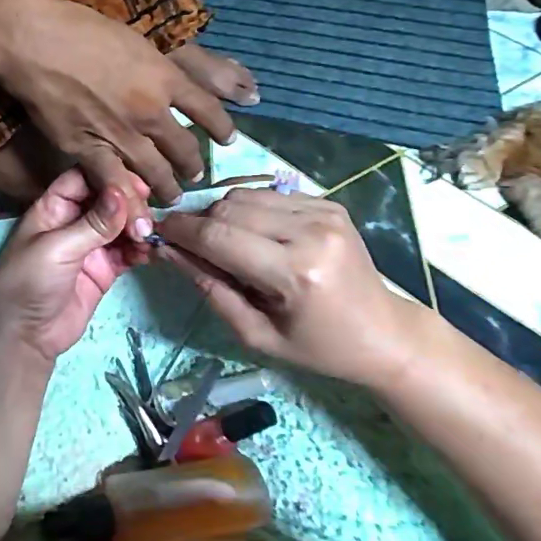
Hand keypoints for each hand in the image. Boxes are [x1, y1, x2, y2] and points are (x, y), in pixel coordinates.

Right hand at [0, 0, 235, 229]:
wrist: (38, 43)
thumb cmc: (82, 28)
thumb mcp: (134, 37)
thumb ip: (156, 62)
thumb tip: (169, 74)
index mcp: (165, 77)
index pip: (208, 109)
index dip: (221, 127)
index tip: (227, 138)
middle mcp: (151, 111)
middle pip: (184, 147)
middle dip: (193, 165)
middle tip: (195, 174)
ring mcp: (121, 135)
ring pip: (156, 172)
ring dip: (168, 186)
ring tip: (171, 195)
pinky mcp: (89, 150)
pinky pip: (115, 183)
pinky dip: (129, 202)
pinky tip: (138, 216)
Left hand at [0, 170, 146, 364]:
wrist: (24, 337)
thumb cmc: (28, 283)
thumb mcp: (57, 248)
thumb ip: (93, 223)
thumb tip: (123, 193)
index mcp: (52, 207)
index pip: (84, 178)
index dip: (109, 176)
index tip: (136, 183)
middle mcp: (73, 221)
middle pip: (107, 199)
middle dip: (130, 203)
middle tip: (147, 215)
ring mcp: (89, 245)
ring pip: (121, 225)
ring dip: (138, 226)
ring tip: (151, 234)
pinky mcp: (103, 269)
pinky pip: (127, 252)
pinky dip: (140, 249)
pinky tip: (150, 250)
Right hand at [155, 188, 428, 382]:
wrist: (384, 333)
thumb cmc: (317, 347)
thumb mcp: (256, 334)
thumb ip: (210, 289)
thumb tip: (168, 251)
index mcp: (296, 272)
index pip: (219, 237)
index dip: (180, 231)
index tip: (156, 233)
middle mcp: (312, 231)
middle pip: (228, 208)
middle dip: (198, 223)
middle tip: (187, 244)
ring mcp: (324, 211)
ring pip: (244, 194)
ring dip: (221, 214)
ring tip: (222, 243)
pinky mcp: (329, 203)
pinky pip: (268, 194)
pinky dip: (249, 210)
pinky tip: (253, 235)